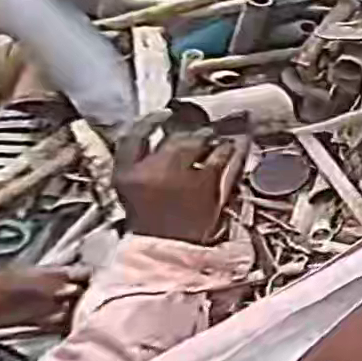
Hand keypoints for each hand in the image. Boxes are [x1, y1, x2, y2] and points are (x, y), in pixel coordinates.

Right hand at [114, 127, 238, 243]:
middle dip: (193, 133)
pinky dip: (233, 149)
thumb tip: (162, 140)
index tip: (164, 113)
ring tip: (219, 143)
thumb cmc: (152, 222)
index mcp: (125, 174)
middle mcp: (152, 171)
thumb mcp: (132, 192)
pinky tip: (236, 147)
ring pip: (203, 142)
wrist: (168, 248)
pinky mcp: (211, 182)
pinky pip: (226, 155)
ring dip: (214, 140)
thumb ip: (143, 165)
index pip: (133, 137)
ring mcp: (184, 176)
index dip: (149, 122)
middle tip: (202, 135)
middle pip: (176, 137)